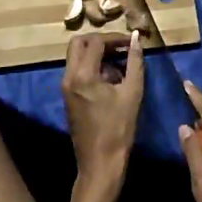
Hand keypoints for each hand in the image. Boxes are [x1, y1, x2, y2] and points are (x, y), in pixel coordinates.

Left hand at [62, 31, 143, 185]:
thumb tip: (136, 39)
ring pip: (76, 56)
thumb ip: (135, 63)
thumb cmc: (118, 130)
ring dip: (95, 53)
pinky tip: (110, 79)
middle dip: (99, 41)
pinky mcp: (67, 95)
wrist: (99, 163)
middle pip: (78, 43)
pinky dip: (91, 66)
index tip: (130, 41)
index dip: (114, 37)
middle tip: (120, 47)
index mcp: (83, 74)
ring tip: (119, 64)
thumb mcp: (132, 94)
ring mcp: (65, 86)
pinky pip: (76, 70)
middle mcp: (69, 76)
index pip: (95, 41)